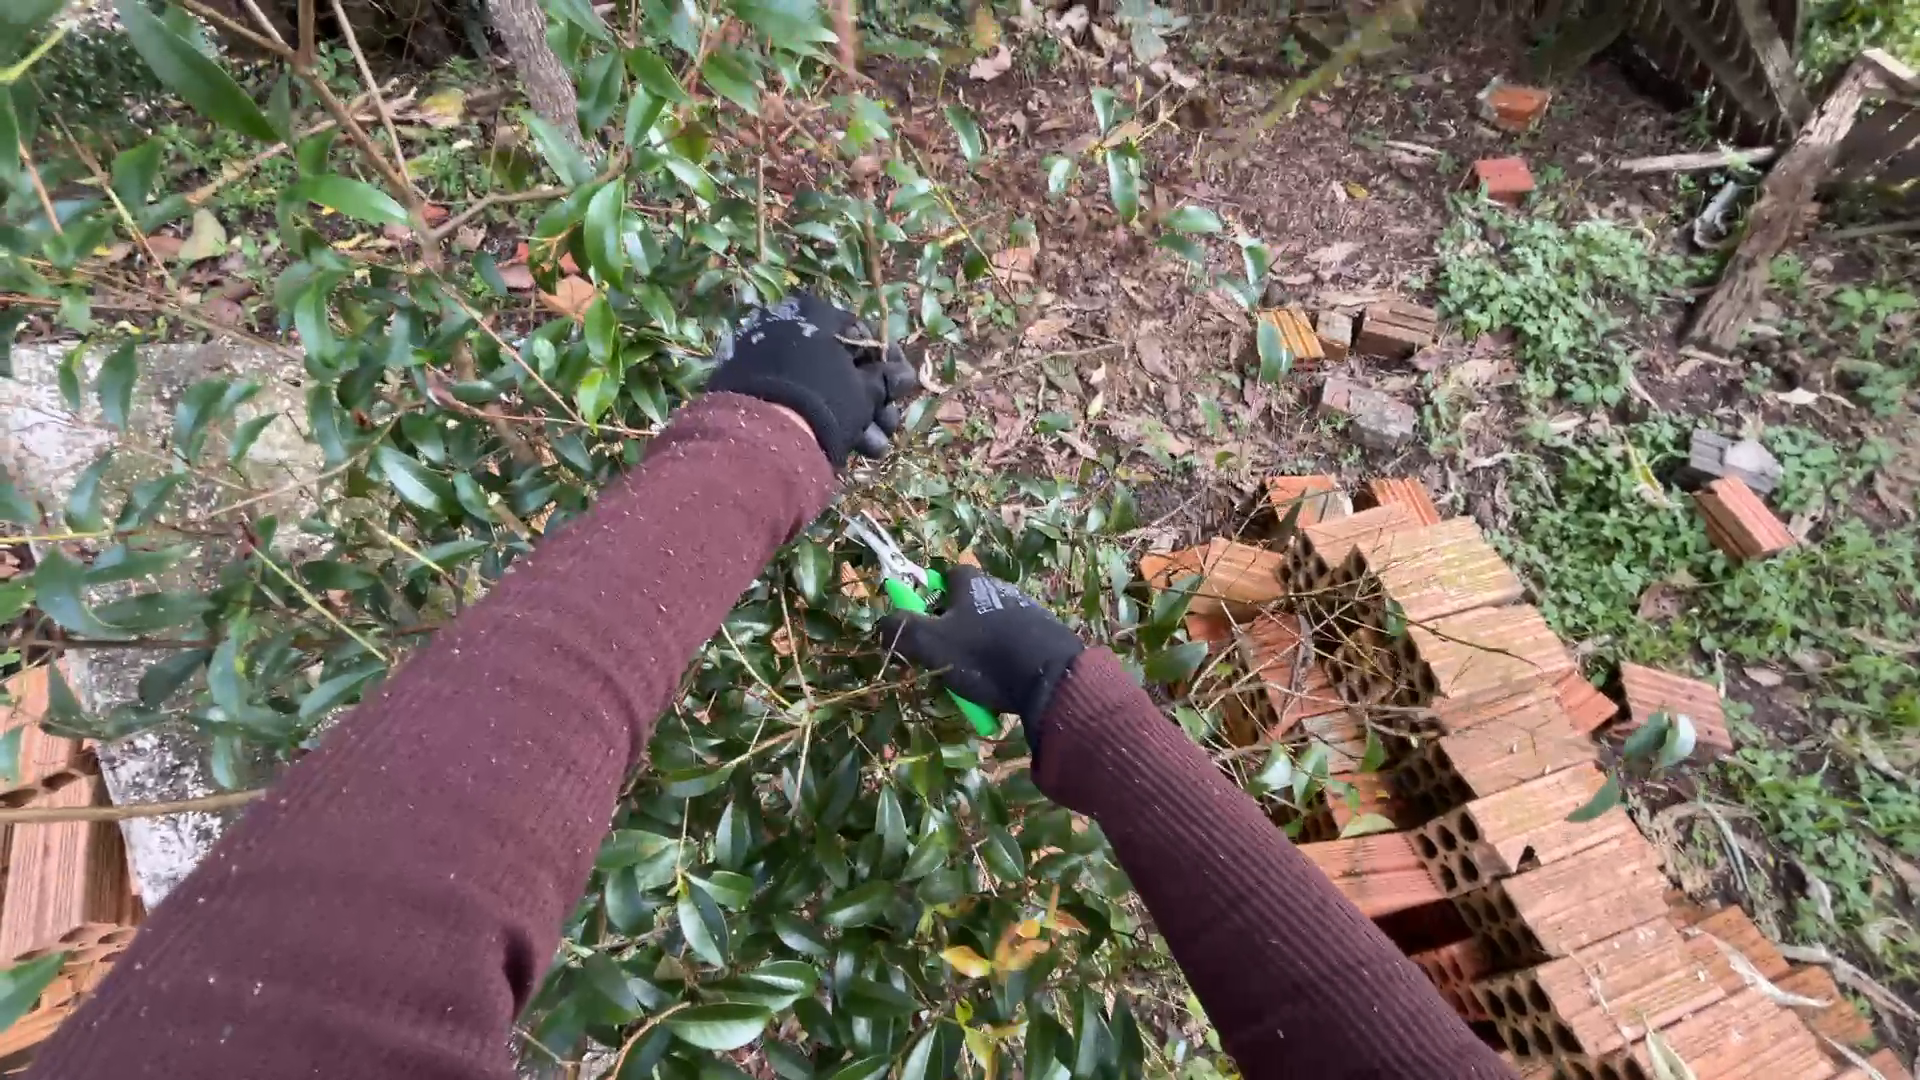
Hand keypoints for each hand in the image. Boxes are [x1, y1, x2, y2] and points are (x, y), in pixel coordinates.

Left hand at [706, 291, 917, 466]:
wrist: (765, 435)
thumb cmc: (826, 401)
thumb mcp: (867, 390)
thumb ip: (888, 380)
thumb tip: (906, 375)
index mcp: (817, 313)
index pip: (865, 336)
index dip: (890, 367)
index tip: (902, 391)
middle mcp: (789, 327)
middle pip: (844, 366)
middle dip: (873, 402)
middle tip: (888, 426)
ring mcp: (767, 358)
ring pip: (825, 387)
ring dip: (857, 418)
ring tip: (874, 449)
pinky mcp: (751, 388)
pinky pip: (799, 399)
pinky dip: (824, 420)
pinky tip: (848, 449)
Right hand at [877, 567, 1084, 753]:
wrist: (1051, 679)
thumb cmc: (984, 655)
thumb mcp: (931, 644)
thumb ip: (900, 631)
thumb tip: (880, 625)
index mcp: (971, 583)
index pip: (944, 576)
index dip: (929, 598)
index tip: (923, 625)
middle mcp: (999, 588)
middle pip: (965, 605)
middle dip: (951, 631)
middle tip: (943, 661)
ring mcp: (1026, 610)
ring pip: (987, 628)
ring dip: (977, 650)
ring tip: (973, 681)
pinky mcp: (1044, 634)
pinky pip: (1012, 645)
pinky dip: (1002, 662)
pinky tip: (1000, 685)